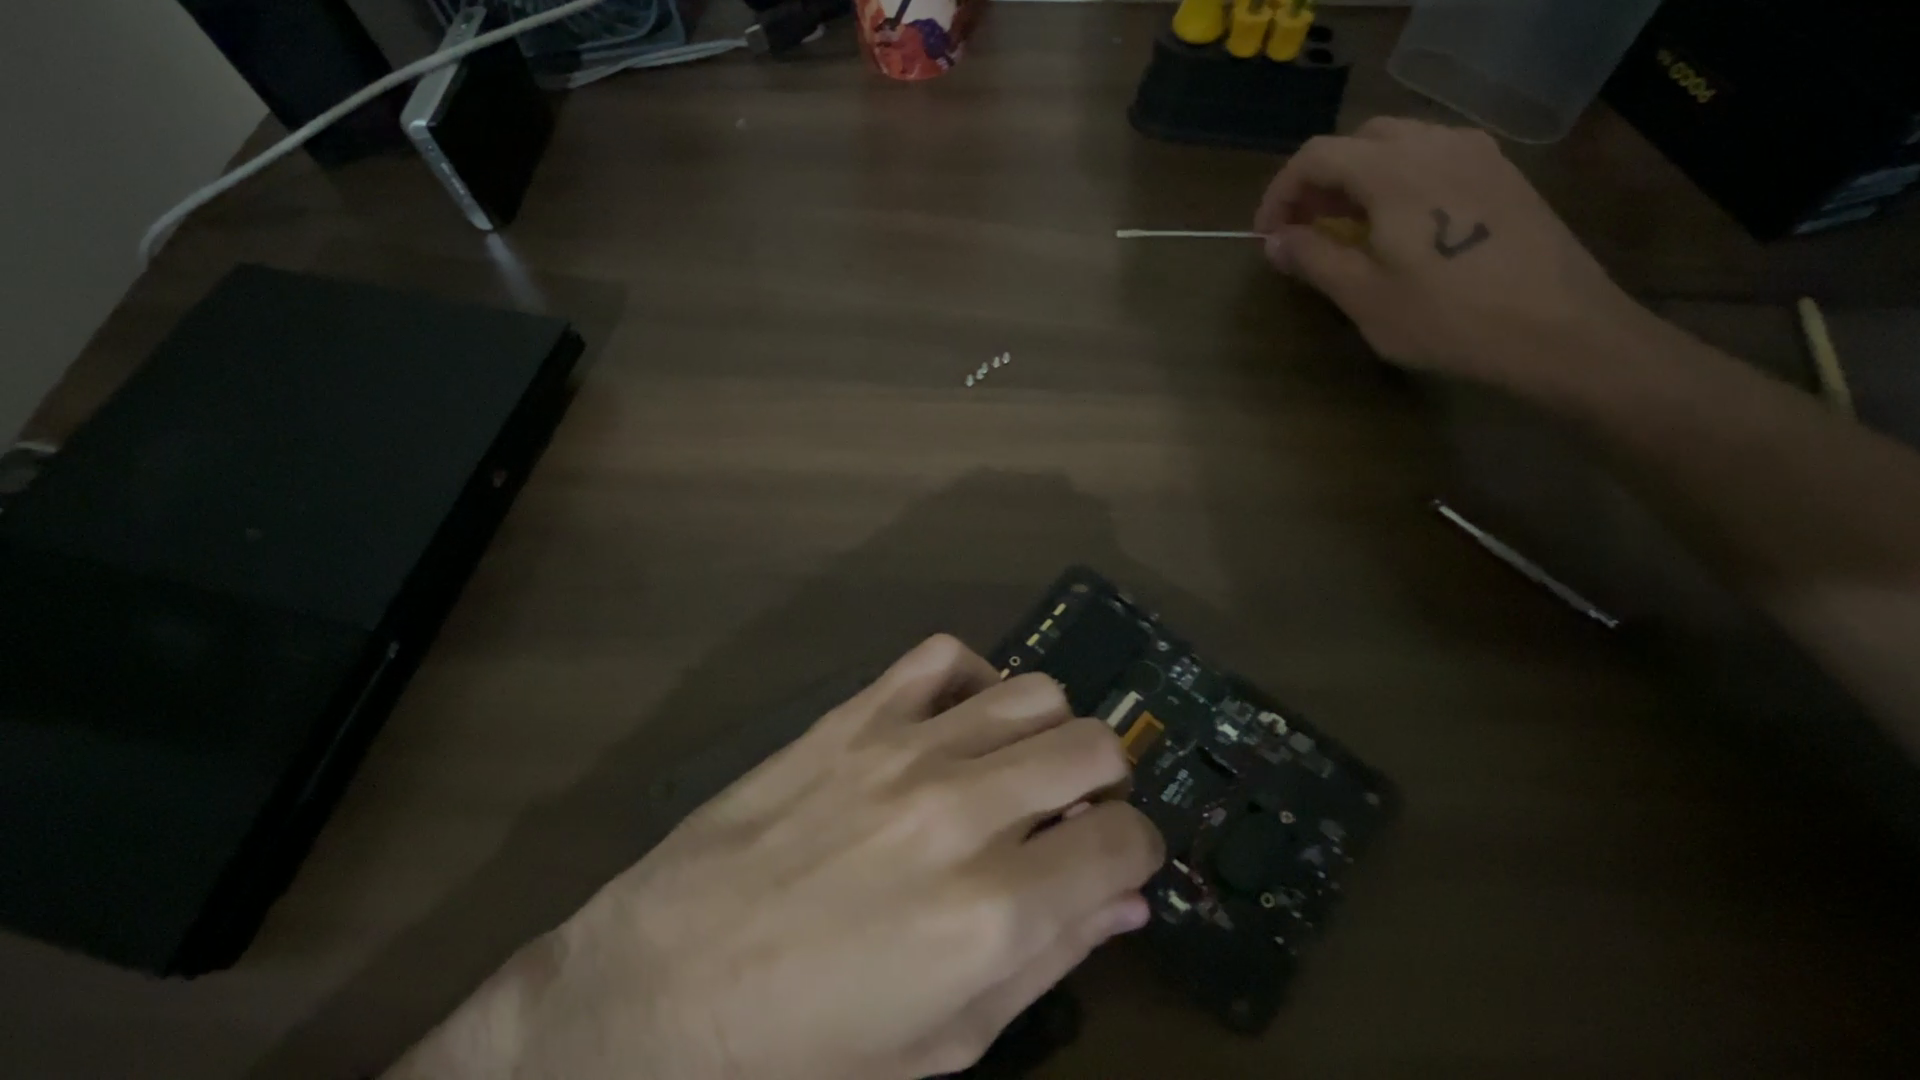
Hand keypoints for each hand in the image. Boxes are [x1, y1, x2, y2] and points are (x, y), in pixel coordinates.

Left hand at [386, 635, 1164, 1079]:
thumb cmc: (808, 1044)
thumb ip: (1048, 960)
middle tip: (1072, 816)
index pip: (1124, 840)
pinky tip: (962, 721)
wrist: (666, 987)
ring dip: (1050, 731)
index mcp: (993, 909)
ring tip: (1021, 769)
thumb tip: (1125, 901)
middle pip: (1093, 747)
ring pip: (1034, 693)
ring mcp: (904, 751)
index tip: (1119, 862)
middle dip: (1105, 784)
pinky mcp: (852, 718)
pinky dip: (974, 679)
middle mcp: (963, 811)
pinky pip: (943, 656)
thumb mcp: (945, 1041)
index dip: (1138, 851)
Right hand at [1255, 117, 1644, 385]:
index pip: (1316, 157)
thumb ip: (1313, 259)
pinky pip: (1437, 160)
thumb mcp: (1365, 297)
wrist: (1559, 330)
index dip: (1280, 193)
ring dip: (1361, 181)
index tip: (1268, 236)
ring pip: (1401, 146)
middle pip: (1359, 141)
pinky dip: (1402, 183)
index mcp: (1393, 169)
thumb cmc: (1449, 318)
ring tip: (1350, 232)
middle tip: (1306, 231)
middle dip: (1321, 183)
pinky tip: (1402, 229)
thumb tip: (1276, 241)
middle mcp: (1436, 144)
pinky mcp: (1505, 176)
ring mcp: (1478, 155)